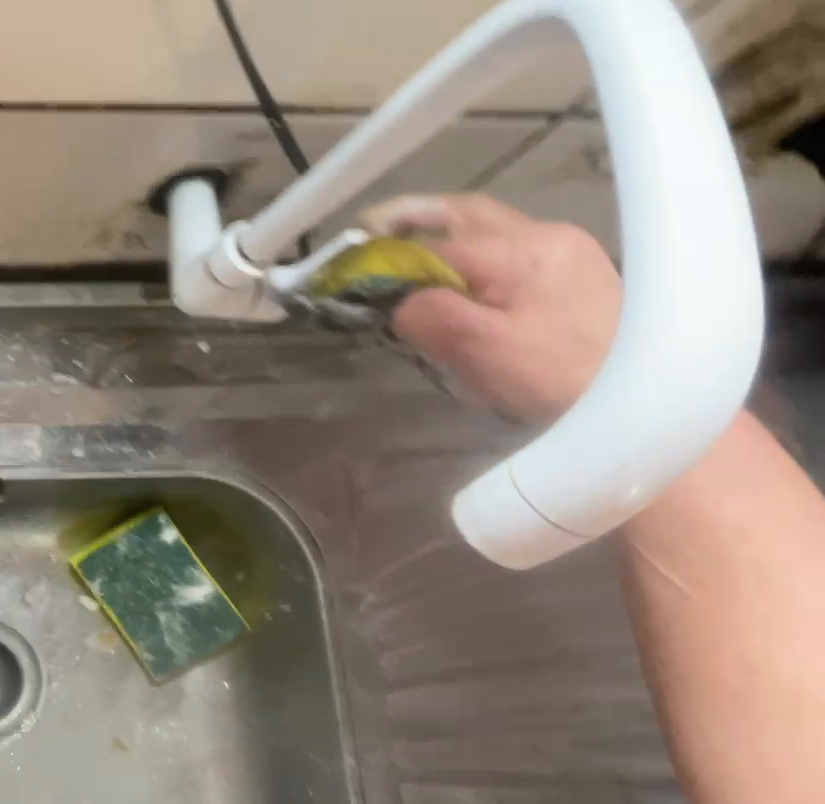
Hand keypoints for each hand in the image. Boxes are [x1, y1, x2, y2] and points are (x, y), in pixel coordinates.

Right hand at [365, 194, 622, 423]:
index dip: (387, 259)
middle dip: (415, 218)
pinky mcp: (576, 274)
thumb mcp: (479, 350)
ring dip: (442, 235)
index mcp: (521, 251)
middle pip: (467, 215)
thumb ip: (430, 315)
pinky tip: (455, 279)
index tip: (348, 274)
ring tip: (402, 251)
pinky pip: (509, 251)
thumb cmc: (556, 375)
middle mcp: (546, 236)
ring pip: (489, 231)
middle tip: (371, 229)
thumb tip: (399, 301)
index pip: (435, 245)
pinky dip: (470, 255)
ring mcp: (566, 252)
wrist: (646, 395)